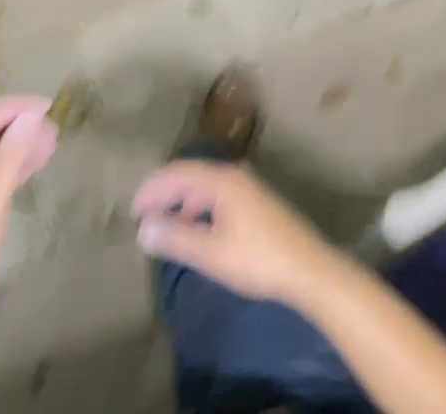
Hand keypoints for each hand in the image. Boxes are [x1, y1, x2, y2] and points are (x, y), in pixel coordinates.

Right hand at [132, 161, 341, 303]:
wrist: (311, 271)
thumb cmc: (258, 260)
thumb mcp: (211, 253)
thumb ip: (175, 238)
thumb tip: (143, 228)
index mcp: (221, 180)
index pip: (177, 173)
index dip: (152, 189)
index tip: (133, 211)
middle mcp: (235, 175)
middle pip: (191, 176)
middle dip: (165, 194)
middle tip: (145, 216)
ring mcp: (250, 188)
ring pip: (207, 186)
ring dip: (184, 202)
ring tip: (169, 226)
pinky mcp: (260, 203)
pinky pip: (220, 196)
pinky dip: (202, 208)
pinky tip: (201, 231)